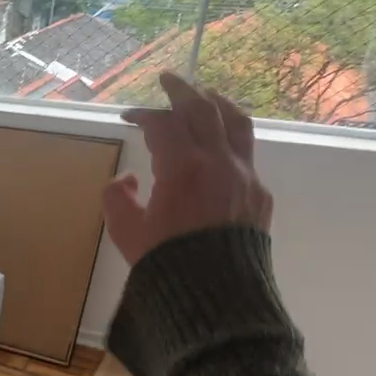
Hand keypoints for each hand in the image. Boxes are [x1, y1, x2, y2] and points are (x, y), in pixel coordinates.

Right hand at [103, 71, 272, 265]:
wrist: (212, 294)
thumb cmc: (163, 261)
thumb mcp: (125, 229)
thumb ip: (117, 195)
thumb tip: (131, 179)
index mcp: (182, 166)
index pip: (164, 123)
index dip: (143, 114)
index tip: (127, 116)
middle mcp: (218, 162)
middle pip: (203, 109)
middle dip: (183, 91)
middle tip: (168, 80)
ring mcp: (244, 175)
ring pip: (235, 122)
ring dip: (216, 103)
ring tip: (204, 96)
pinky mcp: (258, 194)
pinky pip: (245, 152)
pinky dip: (228, 137)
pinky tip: (219, 143)